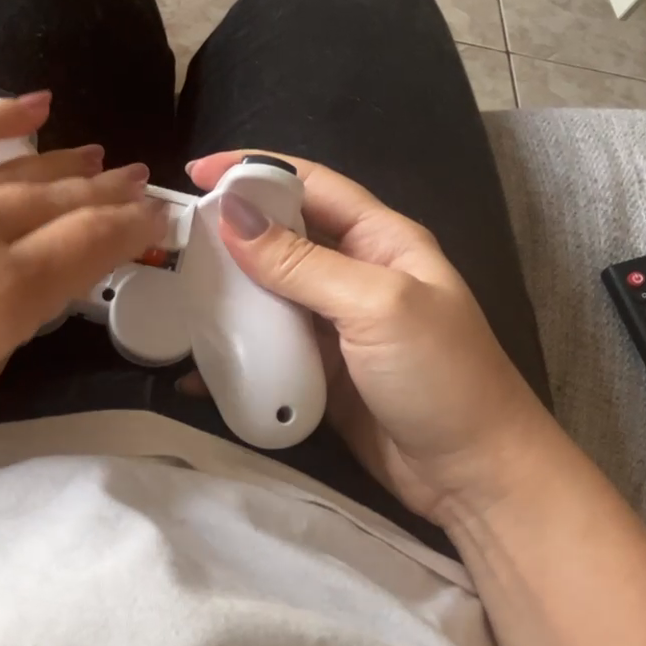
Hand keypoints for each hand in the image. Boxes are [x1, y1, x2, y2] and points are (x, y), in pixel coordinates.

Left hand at [0, 93, 166, 492]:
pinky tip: (34, 106)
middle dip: (106, 196)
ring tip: (99, 159)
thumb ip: (14, 318)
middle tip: (139, 184)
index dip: (131, 231)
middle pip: (54, 204)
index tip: (157, 220)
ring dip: (60, 165)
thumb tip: (40, 277)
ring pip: (6, 170)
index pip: (87, 247)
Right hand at [187, 151, 558, 522]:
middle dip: (230, 234)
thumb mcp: (376, 307)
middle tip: (174, 242)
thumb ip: (303, 264)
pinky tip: (198, 366)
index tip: (197, 171)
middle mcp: (354, 276)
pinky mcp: (318, 373)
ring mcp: (334, 328)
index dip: (255, 170)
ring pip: (268, 297)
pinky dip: (234, 354)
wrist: (472, 475)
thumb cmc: (441, 377)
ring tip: (174, 297)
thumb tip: (231, 216)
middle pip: (282, 239)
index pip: (311, 186)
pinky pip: (268, 350)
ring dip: (226, 296)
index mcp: (381, 240)